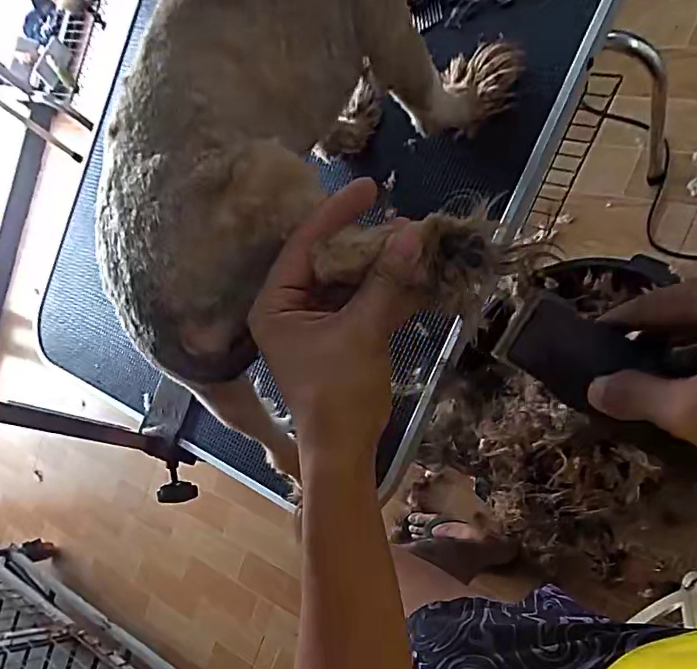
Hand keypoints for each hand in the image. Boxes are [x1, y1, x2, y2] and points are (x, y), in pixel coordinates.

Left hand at [249, 178, 424, 469]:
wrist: (347, 451)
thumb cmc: (339, 395)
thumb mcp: (362, 334)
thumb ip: (386, 284)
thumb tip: (412, 236)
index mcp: (277, 303)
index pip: (306, 244)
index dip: (338, 214)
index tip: (370, 188)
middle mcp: (293, 309)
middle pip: (333, 262)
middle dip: (370, 245)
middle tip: (405, 224)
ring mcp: (320, 326)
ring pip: (354, 284)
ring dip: (386, 270)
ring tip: (418, 247)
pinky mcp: (345, 341)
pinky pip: (368, 307)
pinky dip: (392, 296)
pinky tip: (419, 280)